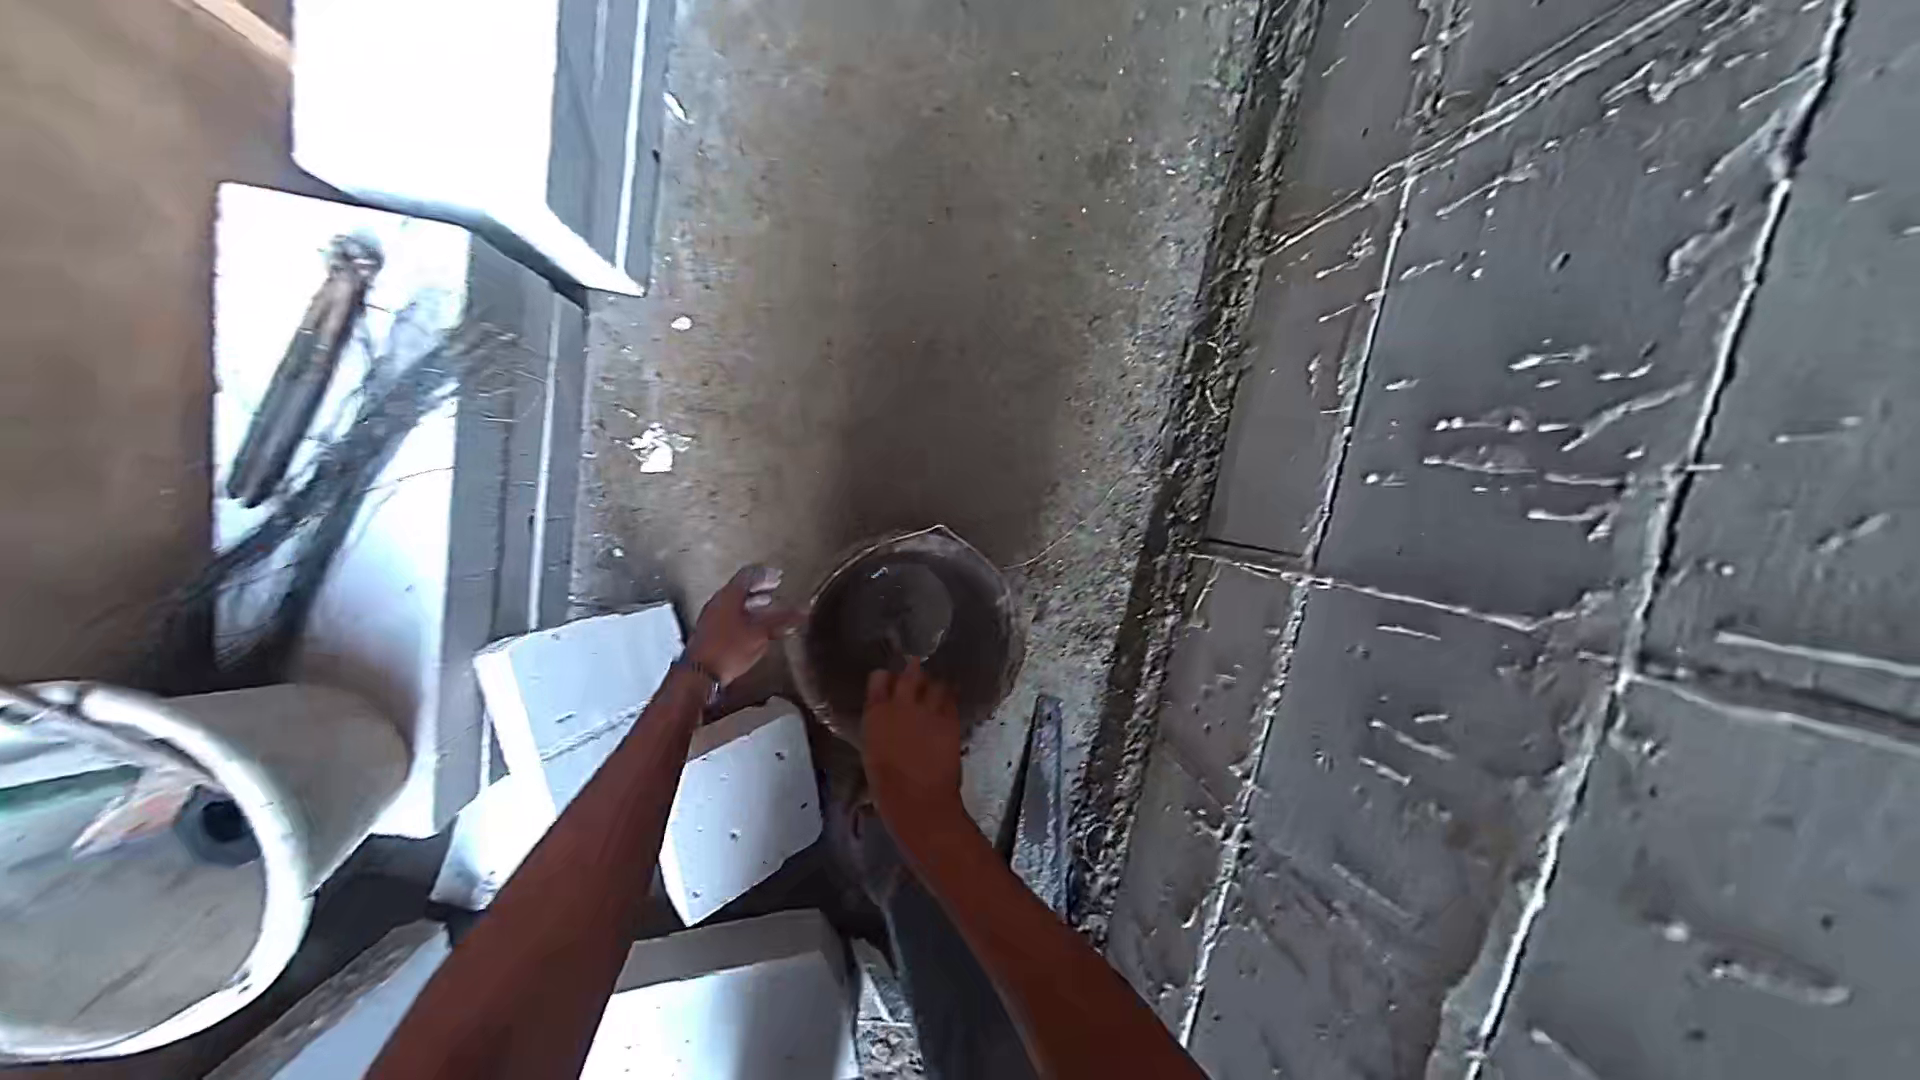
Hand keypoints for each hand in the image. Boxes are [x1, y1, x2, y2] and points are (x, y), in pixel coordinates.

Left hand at [685, 565, 801, 684]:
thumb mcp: (761, 633)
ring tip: (767, 605)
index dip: (765, 574)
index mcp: (729, 595)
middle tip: (774, 587)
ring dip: (751, 601)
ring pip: (734, 602)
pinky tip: (753, 626)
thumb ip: (783, 620)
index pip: (748, 575)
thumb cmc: (730, 648)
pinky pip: (729, 614)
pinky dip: (744, 614)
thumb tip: (804, 611)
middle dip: (759, 587)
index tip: (779, 576)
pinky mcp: (708, 631)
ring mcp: (710, 616)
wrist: (699, 674)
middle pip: (740, 587)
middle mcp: (717, 602)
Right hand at [862, 660, 965, 824]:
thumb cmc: (887, 787)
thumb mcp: (872, 751)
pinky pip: (951, 699)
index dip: (886, 678)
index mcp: (876, 714)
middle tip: (918, 675)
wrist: (919, 801)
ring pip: (934, 683)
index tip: (890, 680)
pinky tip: (950, 700)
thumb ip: (880, 728)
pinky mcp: (950, 719)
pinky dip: (950, 698)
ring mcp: (928, 710)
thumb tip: (887, 721)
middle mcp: (901, 705)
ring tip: (936, 690)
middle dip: (914, 671)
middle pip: (910, 673)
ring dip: (934, 685)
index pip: (878, 678)